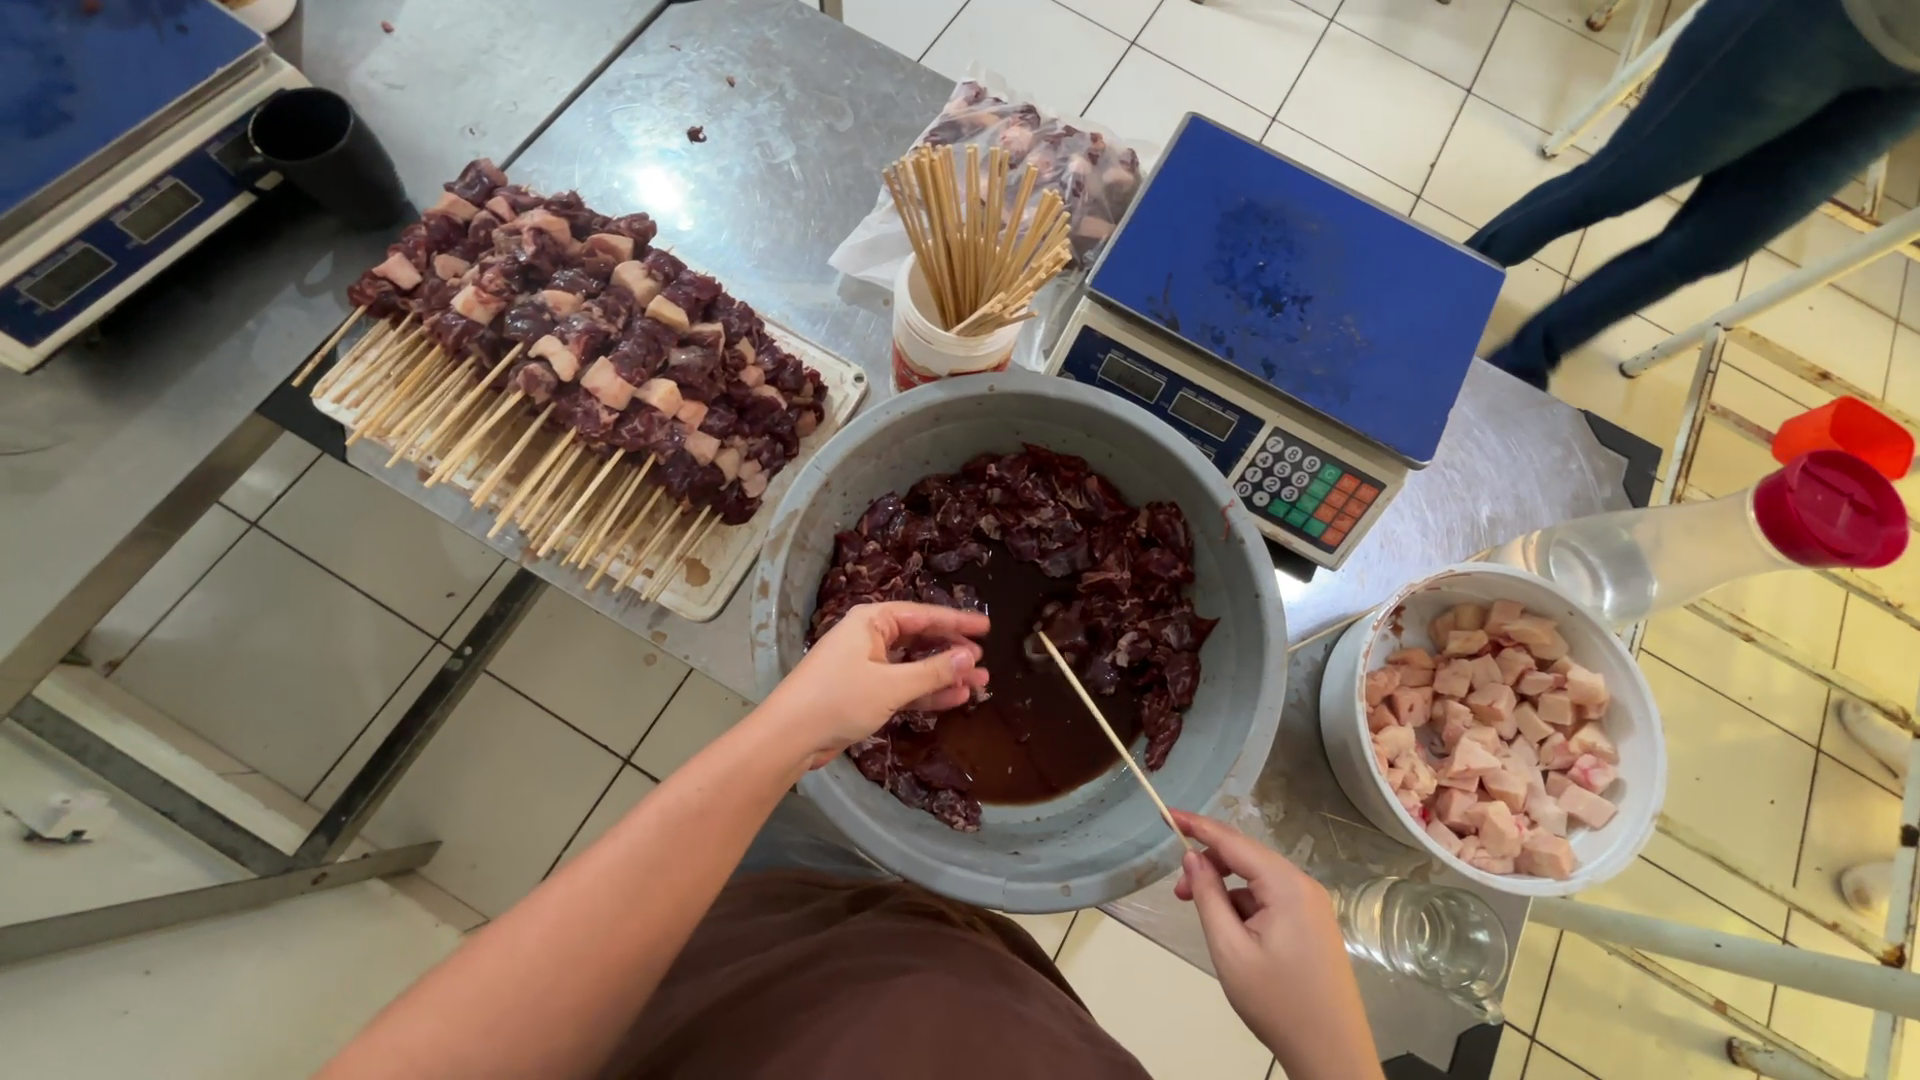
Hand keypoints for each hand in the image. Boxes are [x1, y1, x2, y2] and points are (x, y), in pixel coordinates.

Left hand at [764, 602, 989, 768]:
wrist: (789, 736)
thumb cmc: (838, 700)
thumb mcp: (891, 685)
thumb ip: (932, 672)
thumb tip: (969, 657)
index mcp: (872, 621)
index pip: (924, 615)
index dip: (957, 621)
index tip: (986, 627)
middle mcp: (870, 637)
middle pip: (920, 639)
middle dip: (953, 652)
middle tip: (984, 662)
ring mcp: (867, 665)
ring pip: (915, 665)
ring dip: (944, 675)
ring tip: (979, 683)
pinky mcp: (865, 691)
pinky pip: (904, 686)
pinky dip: (927, 692)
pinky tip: (954, 698)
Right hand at [1172, 810, 1382, 1079]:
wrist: (1332, 1058)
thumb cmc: (1277, 1002)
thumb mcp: (1229, 949)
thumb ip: (1208, 896)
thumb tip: (1192, 856)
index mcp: (1287, 886)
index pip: (1234, 841)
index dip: (1198, 825)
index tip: (1167, 814)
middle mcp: (1304, 886)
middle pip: (1246, 857)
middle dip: (1209, 865)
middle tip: (1178, 893)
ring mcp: (1312, 905)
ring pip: (1257, 879)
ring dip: (1225, 888)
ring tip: (1202, 916)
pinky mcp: (1313, 924)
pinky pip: (1270, 898)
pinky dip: (1244, 904)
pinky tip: (1231, 931)